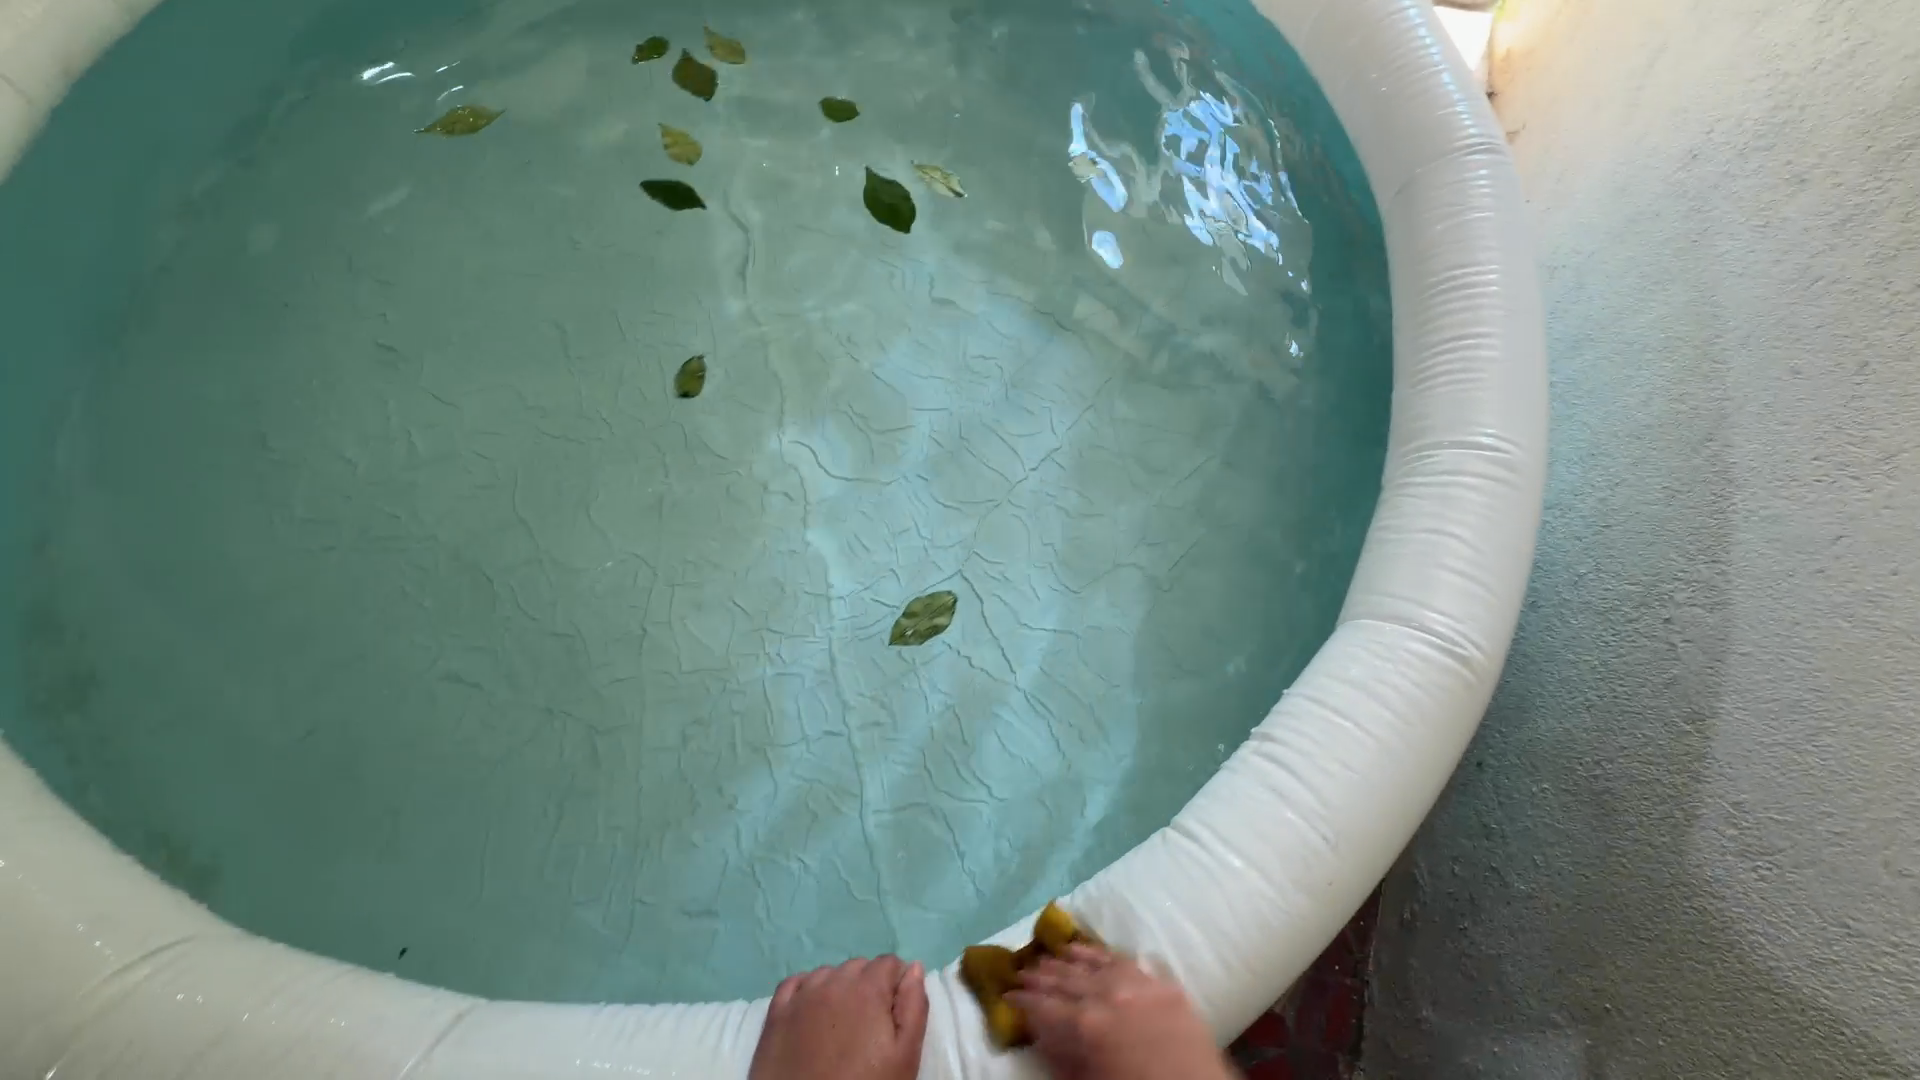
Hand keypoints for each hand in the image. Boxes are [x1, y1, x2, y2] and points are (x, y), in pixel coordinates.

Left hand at [749, 956, 927, 1079]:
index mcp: (868, 988)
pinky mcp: (776, 1014)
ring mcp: (801, 996)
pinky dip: (807, 991)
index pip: (890, 963)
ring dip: (839, 989)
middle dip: (869, 986)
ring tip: (841, 1026)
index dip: (897, 984)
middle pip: (859, 967)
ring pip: (828, 974)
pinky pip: (795, 984)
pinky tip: (811, 1015)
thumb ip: (914, 1006)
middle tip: (869, 1026)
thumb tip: (914, 968)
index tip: (894, 1014)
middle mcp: (833, 981)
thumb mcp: (904, 1057)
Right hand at [1008, 945, 1235, 1079]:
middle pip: (1065, 979)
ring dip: (1067, 959)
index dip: (1022, 1000)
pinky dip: (1103, 955)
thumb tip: (1042, 1033)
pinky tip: (1090, 951)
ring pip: (1093, 962)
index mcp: (1087, 1025)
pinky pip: (1126, 961)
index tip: (1005, 994)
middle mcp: (1108, 995)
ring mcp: (1139, 985)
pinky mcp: (1165, 986)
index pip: (1044, 1006)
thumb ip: (1064, 1058)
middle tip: (1020, 971)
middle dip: (1040, 976)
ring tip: (1048, 956)